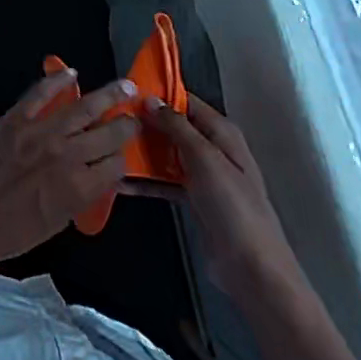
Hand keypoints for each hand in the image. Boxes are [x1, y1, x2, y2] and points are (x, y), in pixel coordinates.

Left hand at [0, 69, 141, 272]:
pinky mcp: (16, 118)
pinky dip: (57, 80)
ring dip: (108, 95)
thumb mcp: (61, 219)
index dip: (123, 158)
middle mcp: (66, 156)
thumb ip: (84, 194)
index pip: (117, 165)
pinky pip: (40, 93)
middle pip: (109, 134)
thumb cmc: (15, 230)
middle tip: (136, 114)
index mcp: (81, 187)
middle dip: (126, 124)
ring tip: (124, 85)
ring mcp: (40, 133)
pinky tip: (71, 73)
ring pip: (82, 107)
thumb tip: (102, 176)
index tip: (126, 151)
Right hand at [124, 93, 299, 295]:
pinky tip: (119, 181)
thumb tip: (150, 99)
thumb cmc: (232, 206)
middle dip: (143, 123)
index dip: (159, 94)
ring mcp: (203, 175)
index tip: (125, 91)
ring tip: (107, 146)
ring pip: (166, 153)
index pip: (186, 102)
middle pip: (173, 127)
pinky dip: (145, 180)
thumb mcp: (204, 159)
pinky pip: (164, 180)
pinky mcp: (193, 197)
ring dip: (140, 151)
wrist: (252, 268)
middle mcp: (213, 149)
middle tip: (108, 119)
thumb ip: (177, 127)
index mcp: (222, 134)